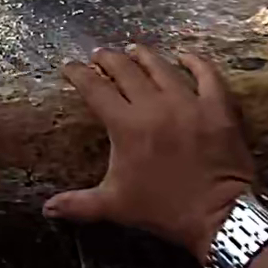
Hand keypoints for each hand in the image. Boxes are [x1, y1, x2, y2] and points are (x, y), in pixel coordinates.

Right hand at [45, 45, 267, 267]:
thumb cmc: (163, 209)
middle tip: (100, 54)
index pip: (94, 87)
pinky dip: (195, 62)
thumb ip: (78, 204)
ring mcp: (188, 103)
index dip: (78, 73)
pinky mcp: (218, 108)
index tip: (69, 65)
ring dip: (143, 55)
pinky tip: (184, 55)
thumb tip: (46, 209)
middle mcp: (153, 105)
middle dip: (108, 58)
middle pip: (125, 69)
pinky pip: (207, 75)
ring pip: (160, 67)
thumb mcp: (116, 205)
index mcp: (126, 125)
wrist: (221, 219)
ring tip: (133, 48)